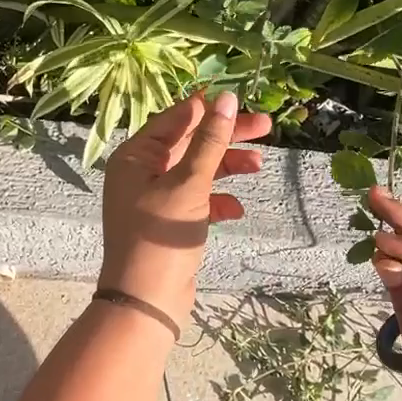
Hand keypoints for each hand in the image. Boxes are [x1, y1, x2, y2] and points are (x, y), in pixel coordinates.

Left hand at [98, 91, 269, 322]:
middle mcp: (142, 171)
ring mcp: (156, 198)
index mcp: (136, 155)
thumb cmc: (160, 236)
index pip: (176, 119)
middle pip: (190, 142)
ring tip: (258, 165)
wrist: (146, 303)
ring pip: (198, 170)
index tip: (241, 100)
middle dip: (226, 136)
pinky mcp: (170, 221)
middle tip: (265, 126)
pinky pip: (198, 199)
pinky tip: (236, 210)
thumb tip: (226, 98)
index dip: (208, 108)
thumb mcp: (189, 183)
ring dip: (227, 166)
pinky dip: (218, 200)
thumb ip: (210, 141)